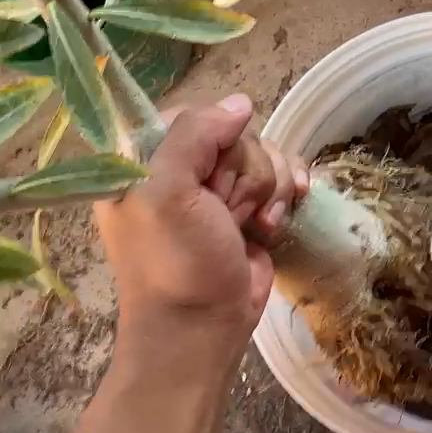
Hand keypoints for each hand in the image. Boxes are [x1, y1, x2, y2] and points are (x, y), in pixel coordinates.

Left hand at [95, 95, 306, 361]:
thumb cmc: (175, 264)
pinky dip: (288, 192)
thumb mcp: (167, 194)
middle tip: (225, 212)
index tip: (205, 178)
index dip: (212, 140)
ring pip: (266, 153)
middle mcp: (181, 169)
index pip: (192, 115)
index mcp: (144, 161)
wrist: (203, 328)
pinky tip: (278, 218)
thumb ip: (193, 135)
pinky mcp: (251, 206)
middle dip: (244, 171)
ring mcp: (218, 189)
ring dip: (268, 188)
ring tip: (253, 222)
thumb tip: (240, 104)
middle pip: (237, 134)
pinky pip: (283, 173)